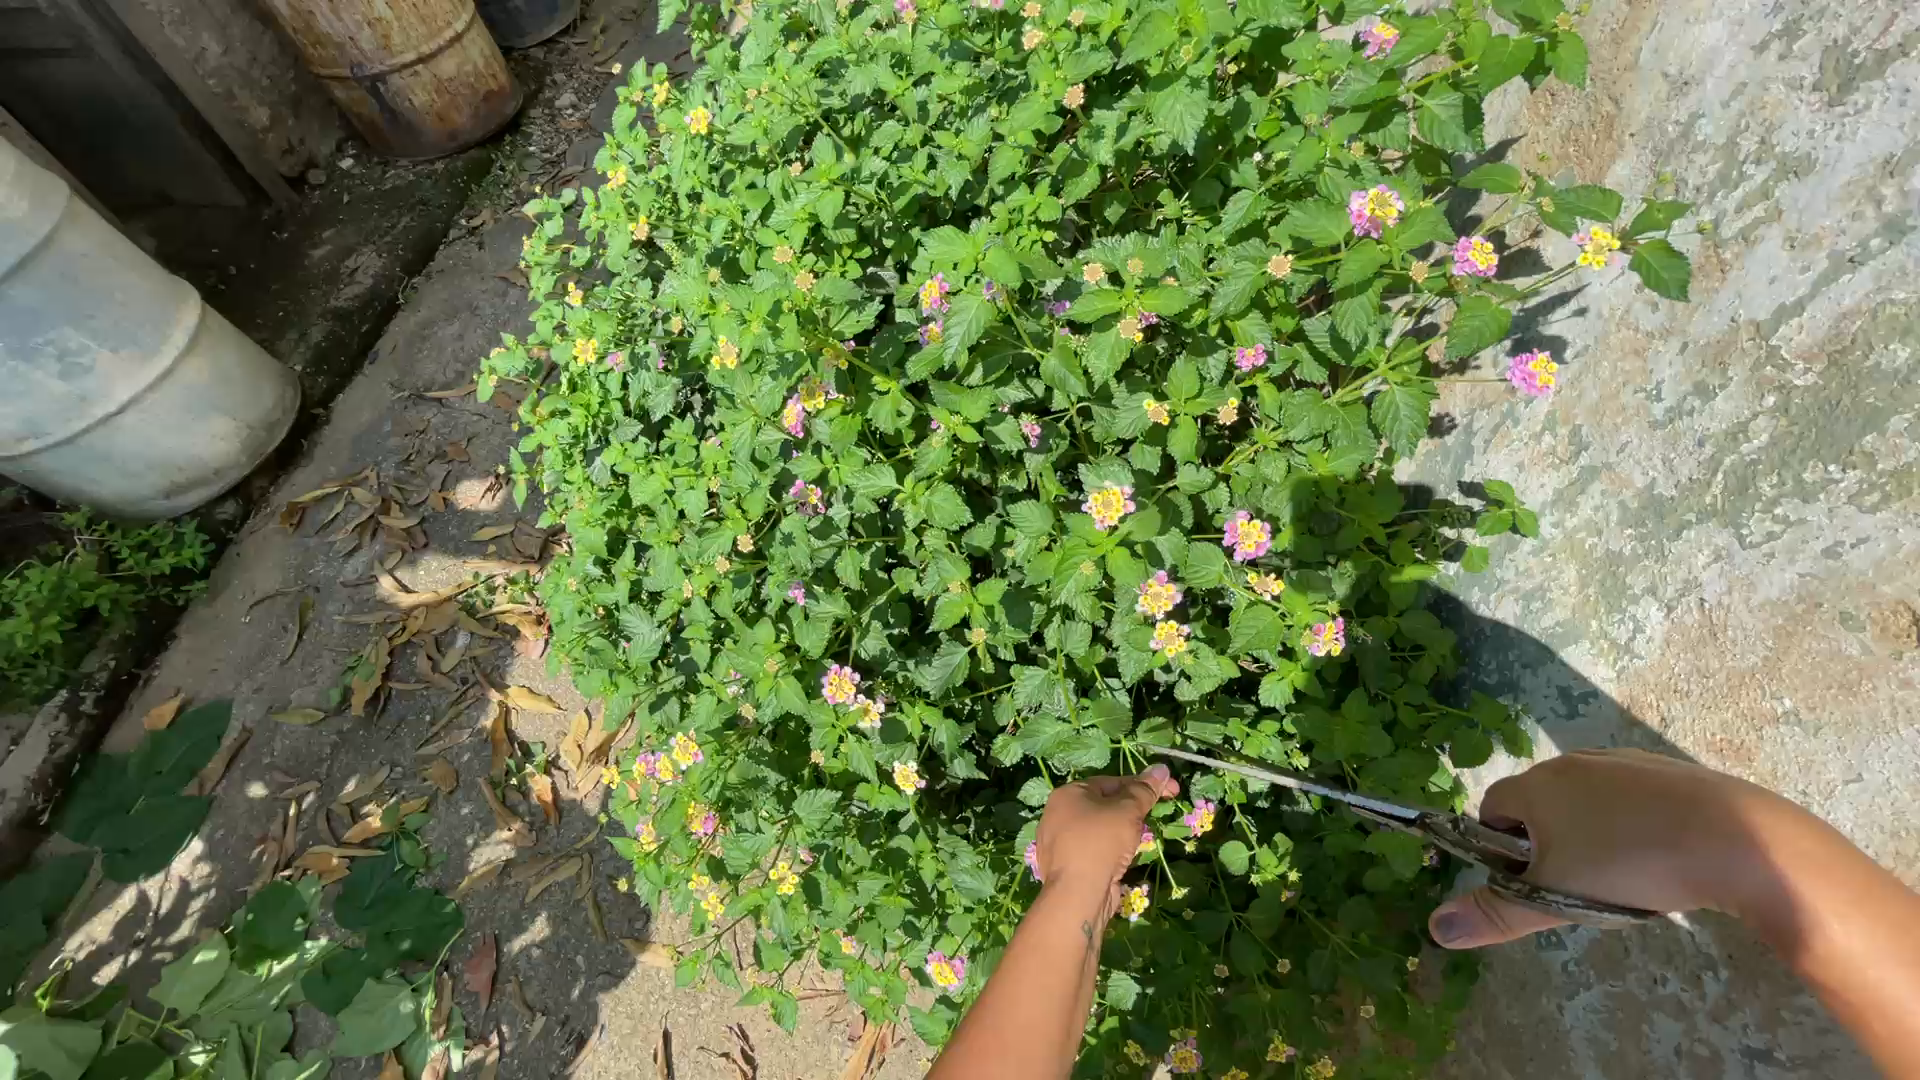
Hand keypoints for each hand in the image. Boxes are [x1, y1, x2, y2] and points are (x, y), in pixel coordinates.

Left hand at [1034, 766, 1178, 911]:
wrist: (1078, 894)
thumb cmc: (1101, 842)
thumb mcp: (1127, 811)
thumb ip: (1144, 790)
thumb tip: (1161, 768)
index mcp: (1069, 793)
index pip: (1111, 781)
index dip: (1142, 785)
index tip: (1170, 790)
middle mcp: (1059, 813)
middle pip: (1105, 804)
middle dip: (1133, 808)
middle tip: (1158, 814)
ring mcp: (1061, 840)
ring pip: (1101, 828)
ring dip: (1124, 830)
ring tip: (1143, 837)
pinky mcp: (1068, 864)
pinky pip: (1095, 848)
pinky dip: (1112, 849)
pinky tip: (1126, 857)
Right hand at [1429, 748, 1801, 948]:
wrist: (1745, 843)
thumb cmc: (1632, 865)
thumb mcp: (1558, 897)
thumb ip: (1496, 913)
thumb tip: (1435, 929)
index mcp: (1535, 785)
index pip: (1492, 808)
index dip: (1501, 844)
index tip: (1529, 876)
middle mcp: (1569, 763)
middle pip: (1538, 801)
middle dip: (1547, 837)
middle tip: (1578, 880)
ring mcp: (1621, 762)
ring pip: (1585, 797)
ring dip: (1590, 827)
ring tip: (1626, 870)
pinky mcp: (1668, 769)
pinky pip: (1632, 794)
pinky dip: (1635, 818)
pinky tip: (1665, 851)